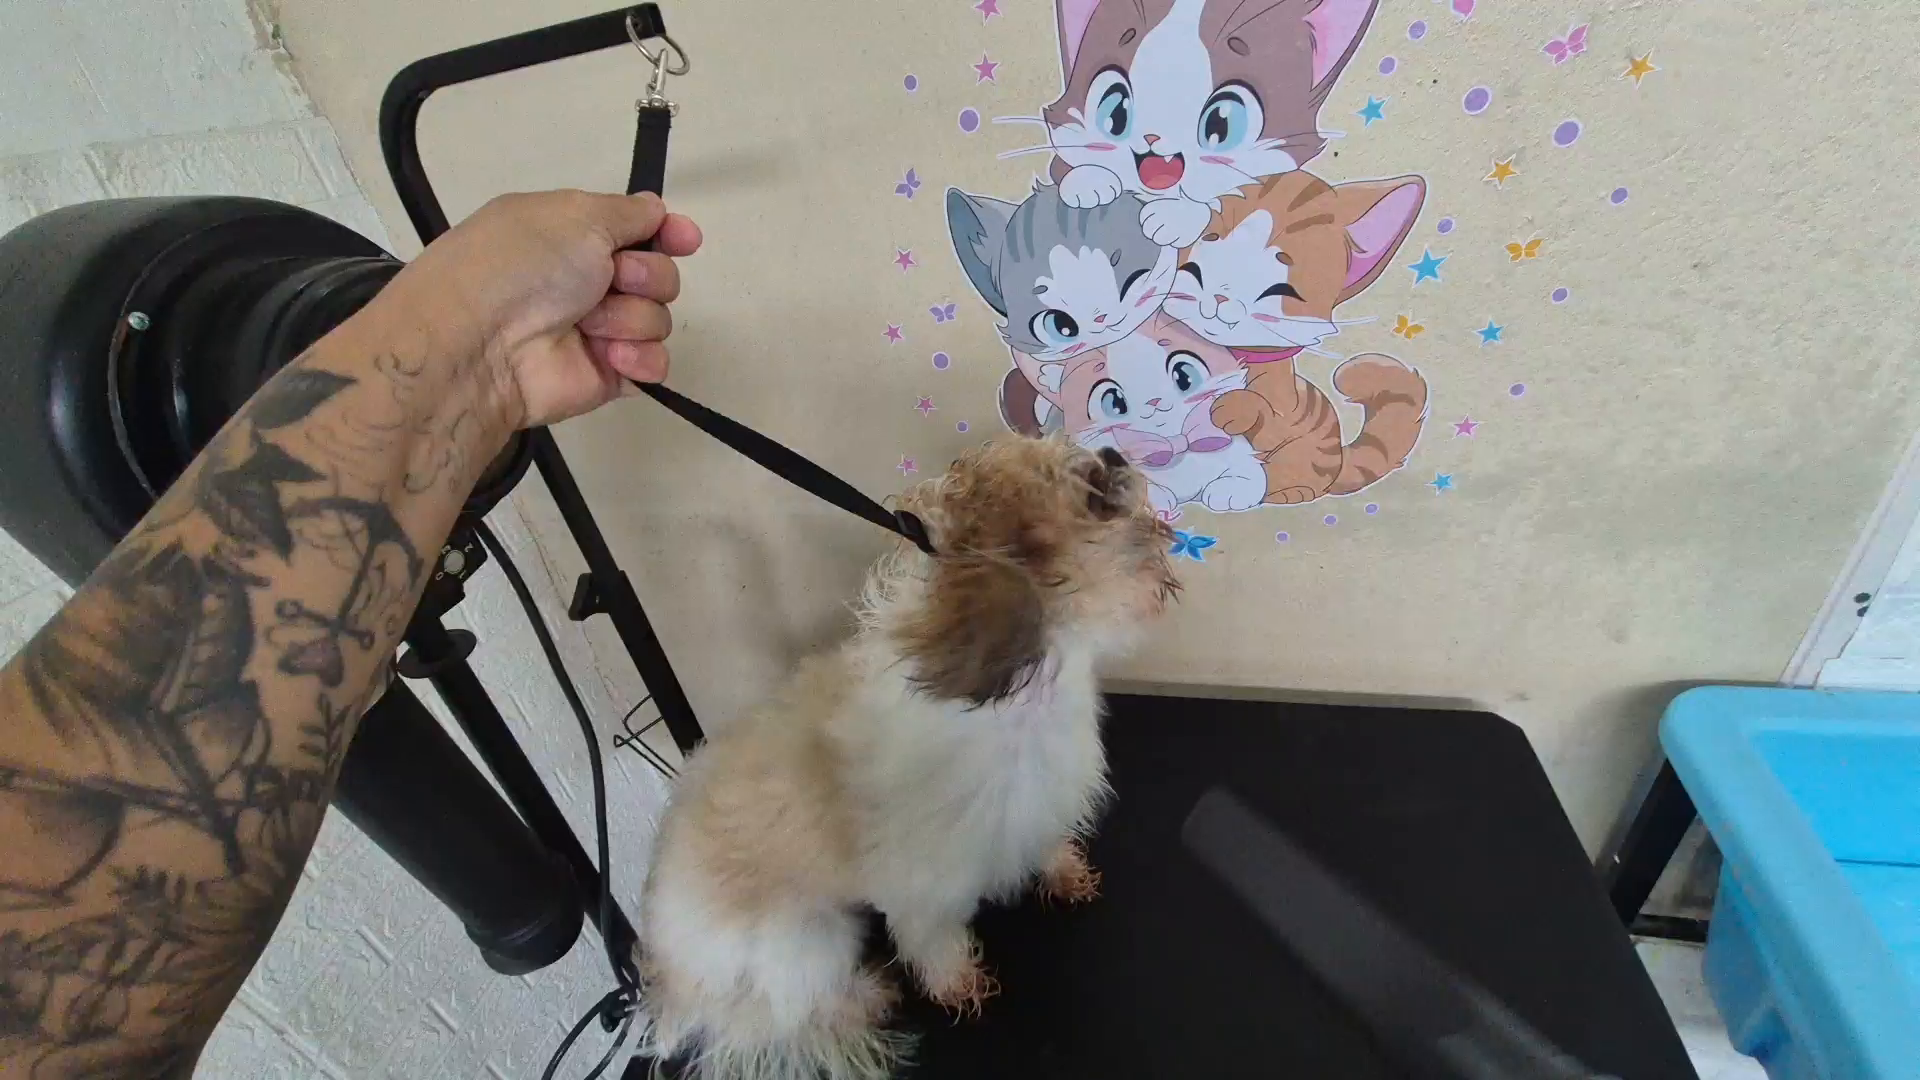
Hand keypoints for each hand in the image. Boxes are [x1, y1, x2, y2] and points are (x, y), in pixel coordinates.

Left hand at [383, 190, 702, 428]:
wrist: (485, 344)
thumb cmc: (523, 265)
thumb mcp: (575, 215)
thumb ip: (628, 212)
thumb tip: (659, 210)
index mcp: (577, 238)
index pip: (642, 233)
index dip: (669, 235)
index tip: (685, 239)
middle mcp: (593, 282)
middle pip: (661, 277)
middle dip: (646, 276)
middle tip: (611, 280)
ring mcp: (604, 331)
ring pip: (660, 320)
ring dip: (631, 318)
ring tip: (589, 325)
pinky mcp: (613, 373)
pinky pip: (656, 363)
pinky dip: (639, 358)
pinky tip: (609, 356)